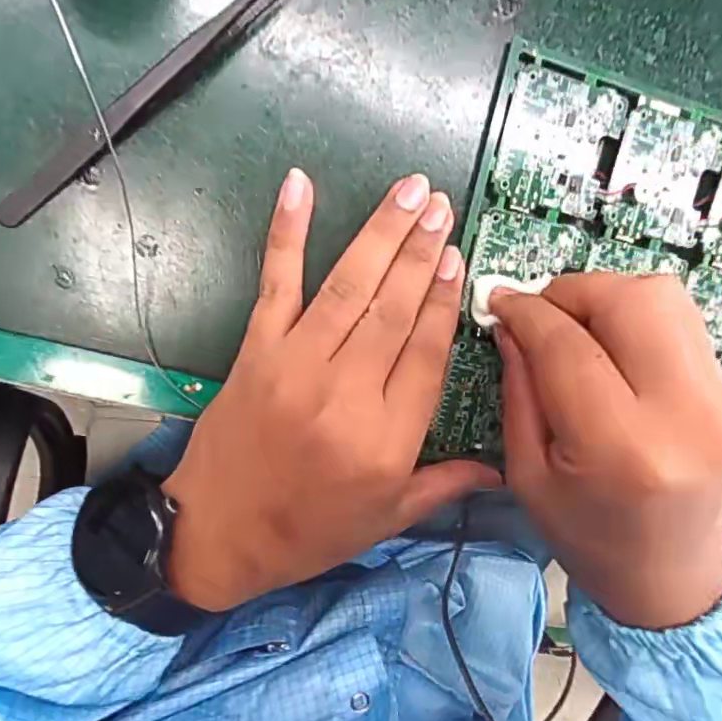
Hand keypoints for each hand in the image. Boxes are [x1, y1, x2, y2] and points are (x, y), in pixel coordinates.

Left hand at [162, 170, 502, 610]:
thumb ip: (443, 485)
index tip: (458, 260)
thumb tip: (502, 469)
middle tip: (440, 204)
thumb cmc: (306, 532)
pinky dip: (287, 232)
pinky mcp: (255, 351)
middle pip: (394, 309)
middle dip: (422, 252)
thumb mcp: (383, 520)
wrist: (219, 533)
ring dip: (380, 234)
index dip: (444, 302)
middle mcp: (347, 392)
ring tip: (409, 191)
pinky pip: (276, 283)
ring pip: (348, 287)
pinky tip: (300, 186)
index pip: (428, 353)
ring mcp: (297, 364)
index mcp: (388, 437)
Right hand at [490, 274, 721, 628]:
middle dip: (572, 291)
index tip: (498, 301)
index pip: (568, 347)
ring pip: (665, 298)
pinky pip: (680, 321)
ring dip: (606, 296)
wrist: (671, 576)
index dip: (526, 313)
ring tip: (571, 324)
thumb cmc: (585, 537)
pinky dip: (634, 315)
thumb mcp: (527, 473)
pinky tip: (605, 343)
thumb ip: (520, 393)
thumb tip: (511, 327)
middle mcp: (681, 412)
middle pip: (632, 301)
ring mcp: (716, 398)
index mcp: (619, 447)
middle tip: (538, 312)